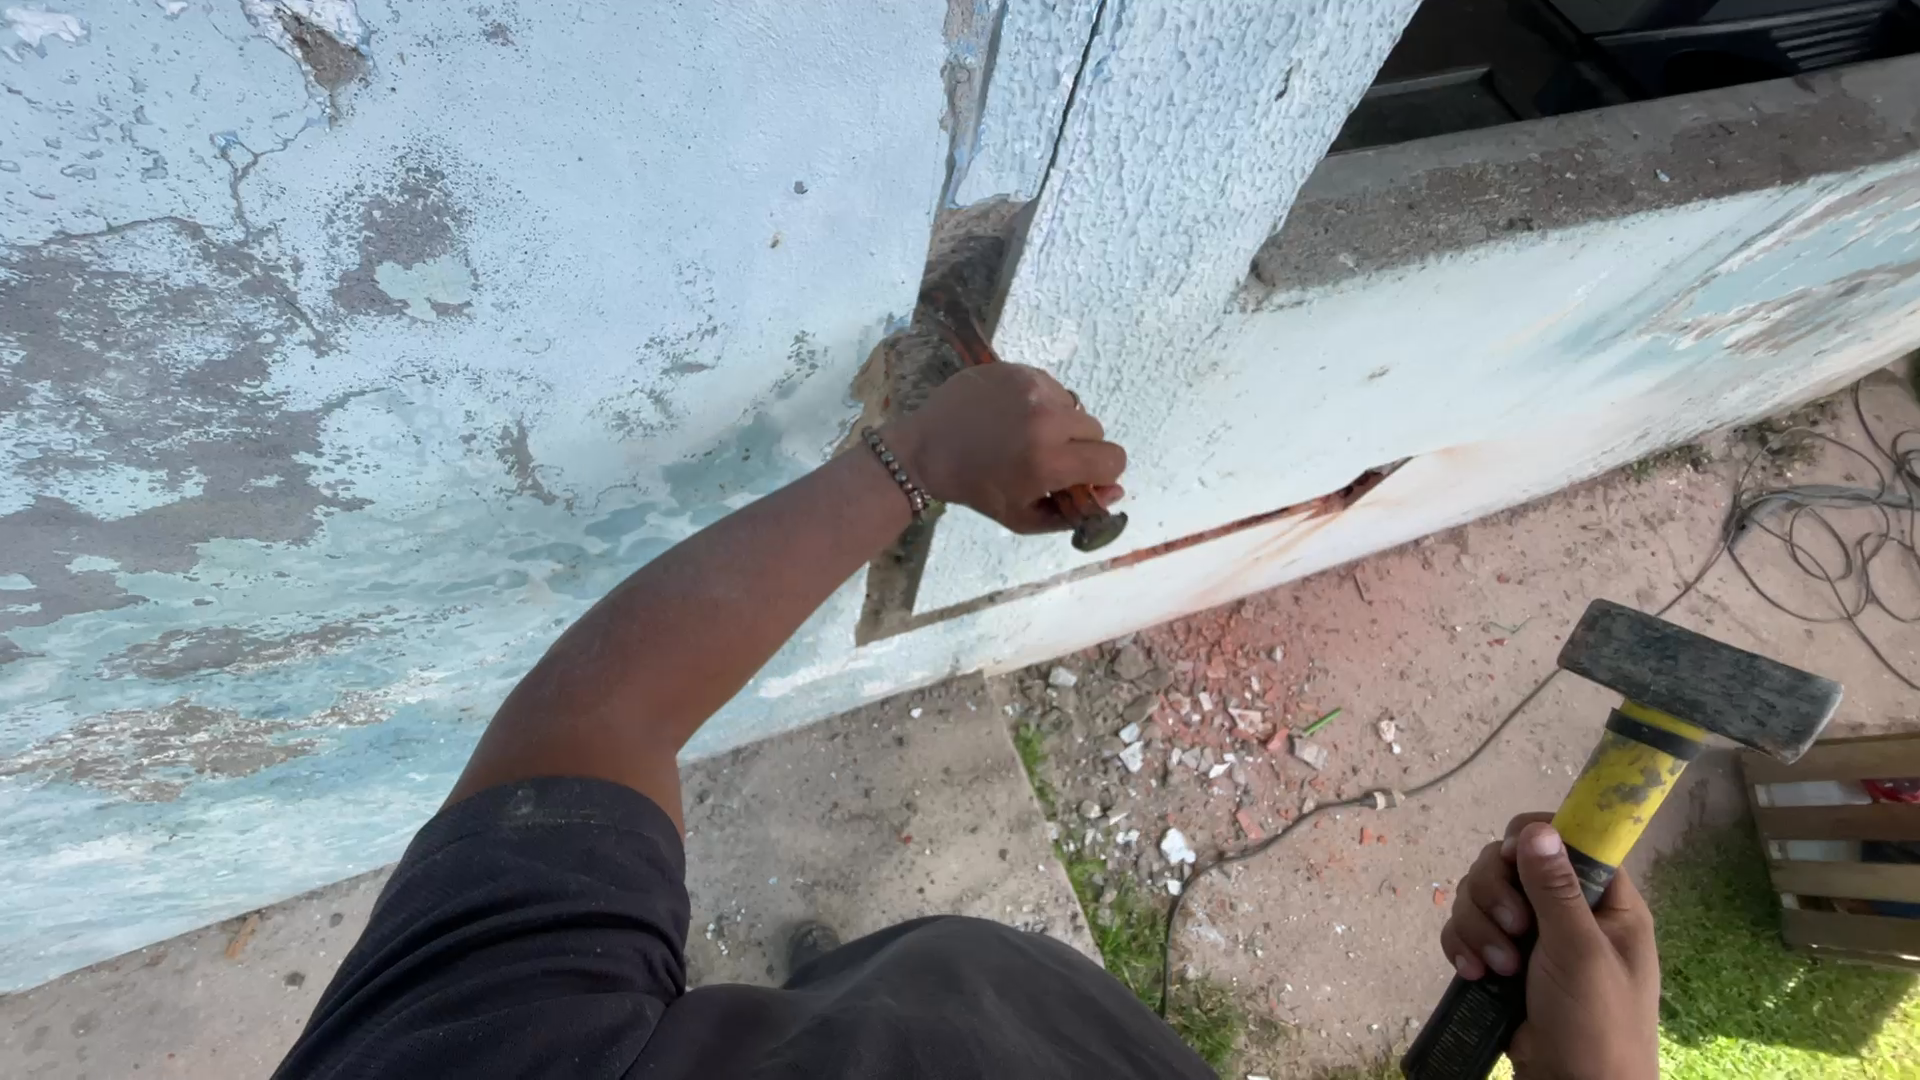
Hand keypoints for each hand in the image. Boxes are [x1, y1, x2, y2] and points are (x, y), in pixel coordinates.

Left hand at [882, 363, 1125, 534]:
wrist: (927, 449)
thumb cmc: (976, 489)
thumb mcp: (1023, 517)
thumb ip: (1073, 512)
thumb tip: (1116, 491)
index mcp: (1049, 461)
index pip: (1113, 459)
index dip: (1101, 471)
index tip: (1080, 475)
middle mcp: (1046, 420)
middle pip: (1096, 431)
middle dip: (1079, 446)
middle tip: (1047, 455)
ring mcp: (1032, 389)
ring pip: (1074, 406)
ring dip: (1059, 422)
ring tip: (1024, 433)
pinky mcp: (1019, 370)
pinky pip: (1051, 387)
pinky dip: (1040, 402)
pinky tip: (1012, 415)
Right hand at [1441, 815, 1659, 1079]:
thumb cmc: (1595, 1021)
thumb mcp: (1578, 950)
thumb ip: (1555, 887)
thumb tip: (1537, 827)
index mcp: (1604, 904)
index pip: (1567, 840)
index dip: (1533, 838)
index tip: (1511, 856)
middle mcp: (1565, 910)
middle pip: (1507, 862)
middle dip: (1494, 893)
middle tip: (1512, 927)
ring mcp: (1529, 932)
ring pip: (1478, 892)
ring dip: (1478, 927)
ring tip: (1497, 967)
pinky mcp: (1497, 952)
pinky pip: (1463, 925)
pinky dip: (1463, 945)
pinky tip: (1475, 973)